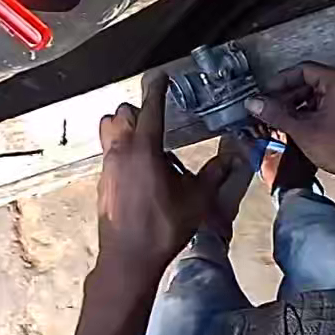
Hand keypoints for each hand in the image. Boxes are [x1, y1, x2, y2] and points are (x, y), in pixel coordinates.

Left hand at [94, 73, 228, 283]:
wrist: (128, 258)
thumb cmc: (164, 226)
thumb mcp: (196, 199)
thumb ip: (214, 173)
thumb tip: (233, 156)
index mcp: (145, 149)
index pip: (150, 108)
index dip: (156, 88)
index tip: (160, 76)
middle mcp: (121, 151)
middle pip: (122, 113)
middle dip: (139, 110)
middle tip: (158, 121)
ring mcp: (107, 165)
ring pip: (109, 129)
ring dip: (124, 126)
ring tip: (145, 142)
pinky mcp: (102, 180)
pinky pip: (108, 151)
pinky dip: (120, 148)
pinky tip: (139, 169)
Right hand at [245, 63, 334, 182]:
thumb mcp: (303, 130)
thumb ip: (276, 114)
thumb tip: (255, 104)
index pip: (304, 70)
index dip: (281, 81)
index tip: (267, 93)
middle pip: (311, 82)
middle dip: (289, 96)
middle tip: (271, 109)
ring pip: (320, 96)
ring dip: (300, 106)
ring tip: (283, 121)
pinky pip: (331, 106)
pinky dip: (314, 114)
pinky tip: (301, 128)